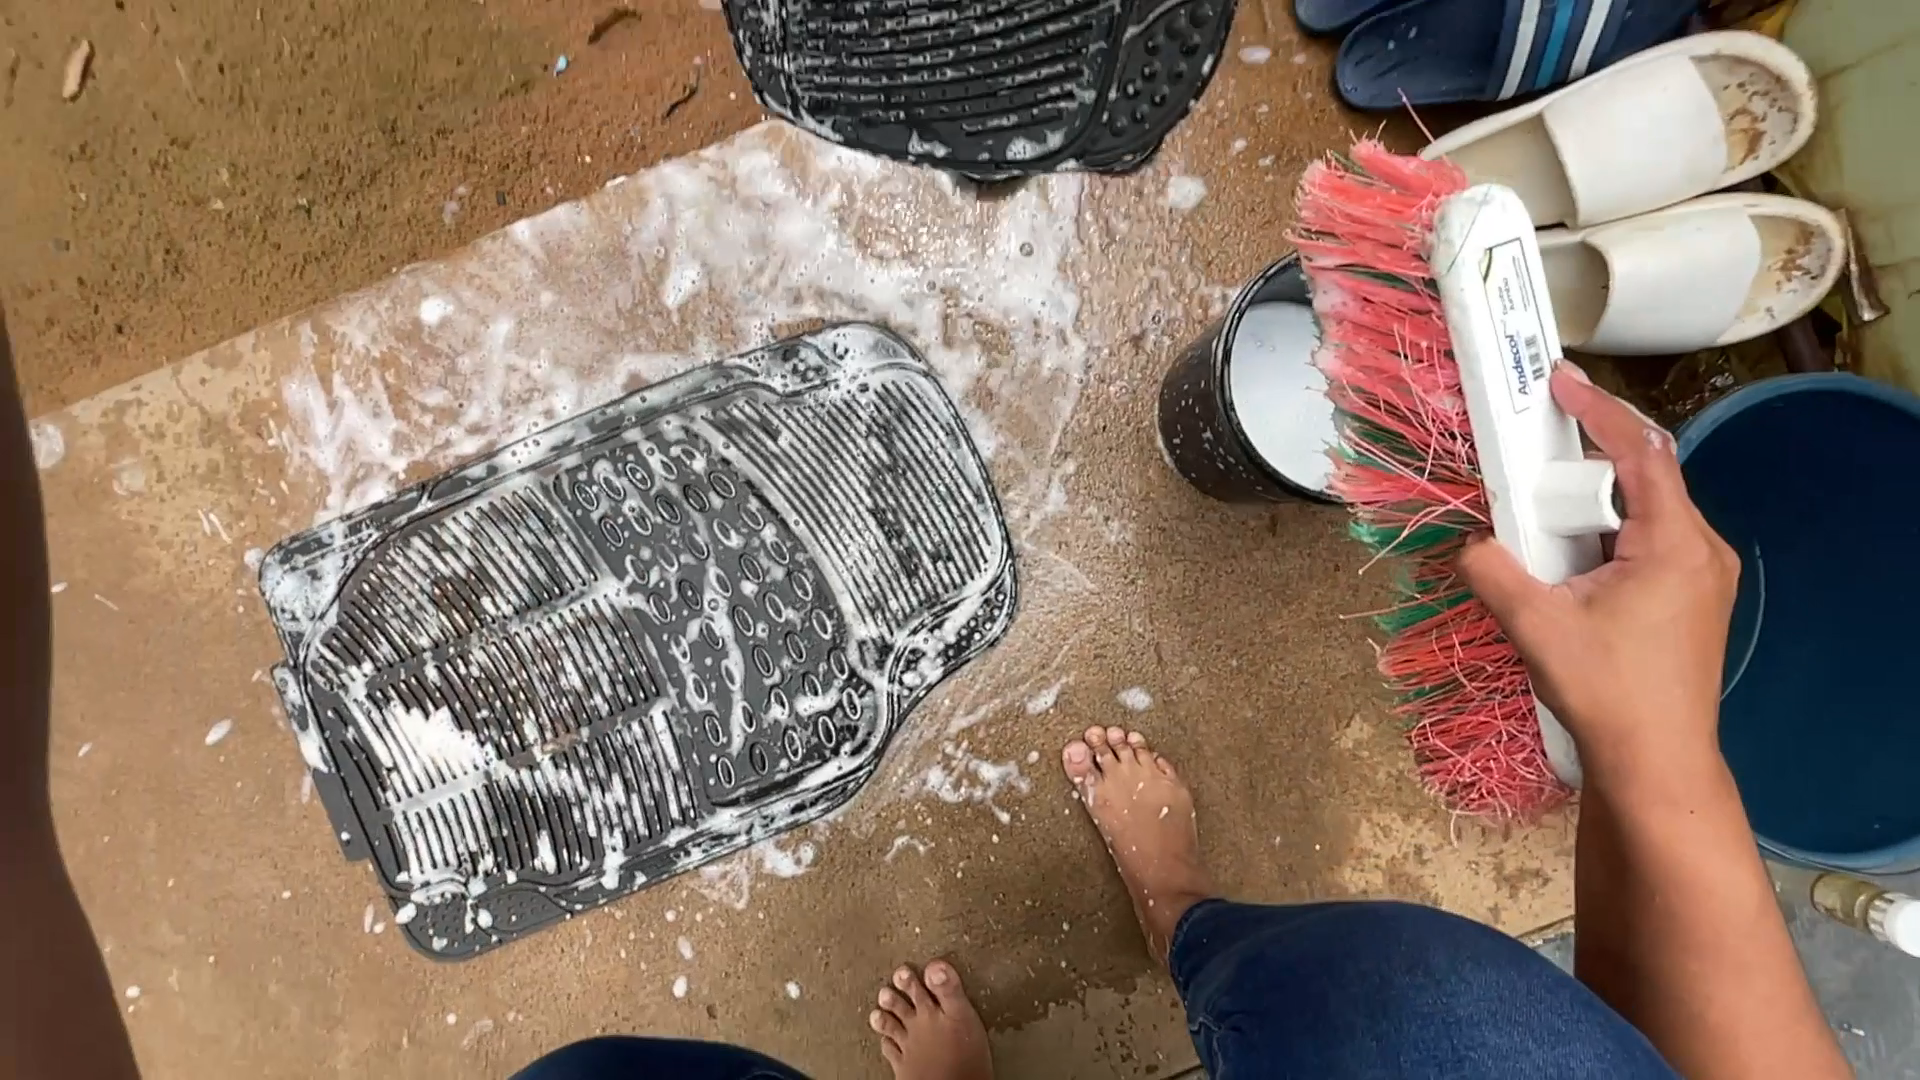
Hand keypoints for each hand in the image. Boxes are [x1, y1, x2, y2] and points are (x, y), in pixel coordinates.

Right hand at [1458, 363, 1739, 783]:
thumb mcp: (1533, 623)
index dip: (1600, 412)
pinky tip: (1561, 553)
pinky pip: (1638, 539)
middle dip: (1581, 461)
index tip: (1561, 382)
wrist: (1653, 755)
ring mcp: (1697, 575)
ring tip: (1535, 513)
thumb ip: (1492, 569)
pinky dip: (1594, 530)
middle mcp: (1699, 550)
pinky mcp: (1682, 596)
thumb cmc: (1603, 687)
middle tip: (1526, 462)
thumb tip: (1471, 543)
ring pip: (1638, 511)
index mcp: (1674, 546)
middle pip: (1641, 478)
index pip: (1642, 456)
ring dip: (1584, 501)